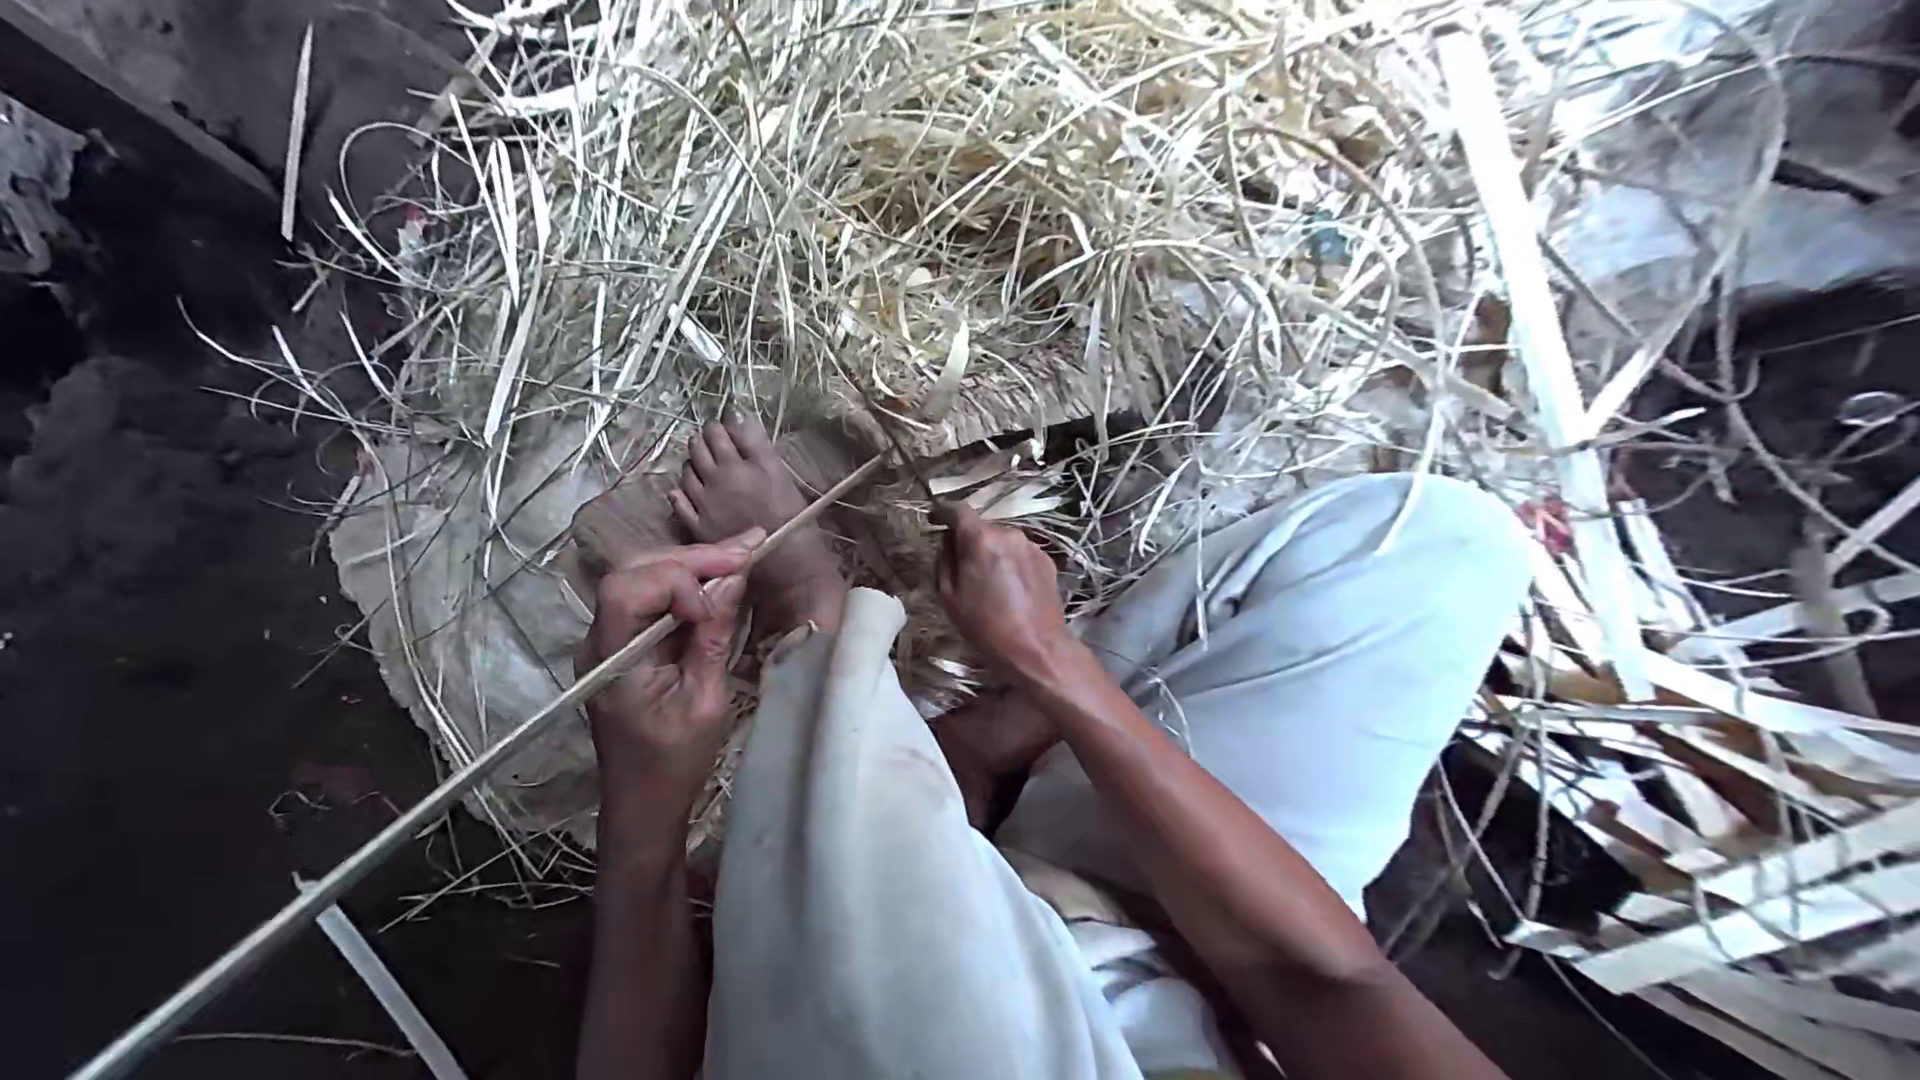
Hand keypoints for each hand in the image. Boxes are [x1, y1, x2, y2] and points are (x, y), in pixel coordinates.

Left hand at [579, 529, 762, 806]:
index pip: (628, 590)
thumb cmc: (674, 761)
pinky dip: (689, 582)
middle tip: (750, 548)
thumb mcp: (706, 700)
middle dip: (694, 559)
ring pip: (644, 576)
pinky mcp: (627, 642)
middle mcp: (601, 639)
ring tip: (744, 552)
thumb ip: (714, 636)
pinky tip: (722, 575)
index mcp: (612, 660)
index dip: (676, 581)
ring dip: (694, 564)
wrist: (643, 801)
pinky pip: (653, 596)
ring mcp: (611, 638)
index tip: (719, 600)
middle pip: (636, 572)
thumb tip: (733, 578)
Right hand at [934, 502, 1073, 682]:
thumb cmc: (986, 627)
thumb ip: (945, 560)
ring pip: (1002, 541)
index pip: (958, 510)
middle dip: (969, 542)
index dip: (942, 511)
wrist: (1037, 648)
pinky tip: (1009, 589)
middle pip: (982, 528)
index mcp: (981, 539)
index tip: (933, 519)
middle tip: (961, 567)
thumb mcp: (949, 597)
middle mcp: (1009, 534)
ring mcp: (1031, 546)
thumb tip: (948, 541)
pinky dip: (1009, 563)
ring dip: (991, 553)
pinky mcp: (1046, 560)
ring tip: (988, 583)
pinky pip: (1019, 554)